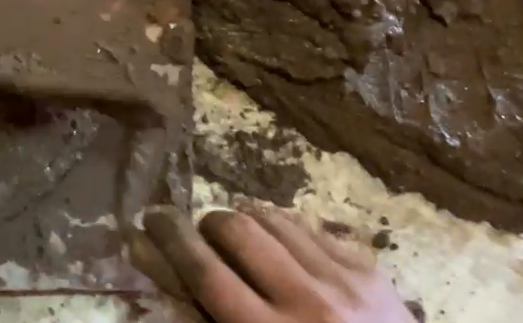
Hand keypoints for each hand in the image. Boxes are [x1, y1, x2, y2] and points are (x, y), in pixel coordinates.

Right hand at [141, 205, 413, 322]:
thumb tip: (167, 284)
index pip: (204, 269)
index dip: (169, 236)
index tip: (150, 219)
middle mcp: (306, 303)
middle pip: (236, 229)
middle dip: (208, 224)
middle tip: (200, 236)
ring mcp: (345, 283)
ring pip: (273, 219)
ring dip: (246, 221)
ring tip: (239, 235)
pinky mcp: (372, 272)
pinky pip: (312, 228)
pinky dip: (287, 230)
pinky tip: (282, 245)